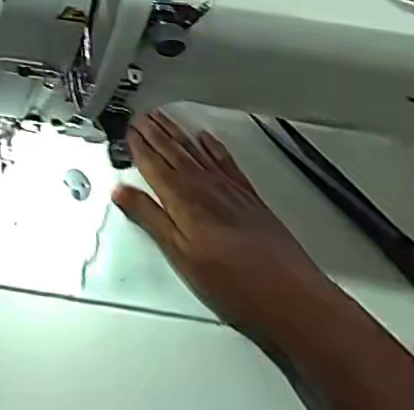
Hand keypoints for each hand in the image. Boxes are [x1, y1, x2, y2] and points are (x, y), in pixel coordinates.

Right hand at [112, 110, 337, 332]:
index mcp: (183, 199)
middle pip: (171, 150)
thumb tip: (121, 192)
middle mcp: (205, 186)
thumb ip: (149, 218)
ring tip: (163, 118)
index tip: (127, 132)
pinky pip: (225, 161)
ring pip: (195, 150)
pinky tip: (207, 139)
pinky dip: (213, 146)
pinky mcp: (249, 197)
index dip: (137, 145)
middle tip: (139, 117)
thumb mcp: (180, 255)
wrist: (292, 297)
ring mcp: (228, 189)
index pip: (152, 163)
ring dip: (176, 132)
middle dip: (153, 132)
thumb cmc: (236, 283)